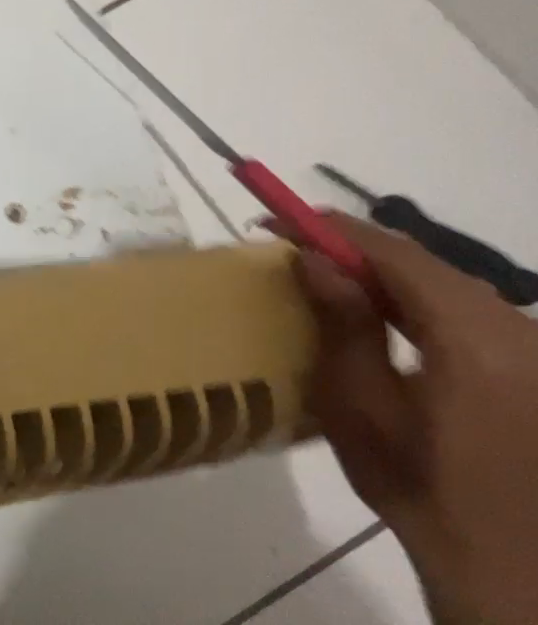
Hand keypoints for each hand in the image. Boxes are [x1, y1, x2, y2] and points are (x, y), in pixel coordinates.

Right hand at [286, 213, 537, 623]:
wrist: (507, 565)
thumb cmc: (417, 483)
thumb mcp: (359, 404)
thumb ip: (343, 325)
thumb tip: (315, 259)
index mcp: (476, 338)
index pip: (398, 255)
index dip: (333, 229)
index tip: (274, 222)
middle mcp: (521, 334)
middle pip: (430, 267)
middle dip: (358, 251)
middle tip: (292, 252)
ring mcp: (537, 354)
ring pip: (454, 289)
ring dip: (389, 278)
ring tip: (329, 282)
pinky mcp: (537, 373)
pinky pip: (475, 316)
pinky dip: (421, 304)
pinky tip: (387, 319)